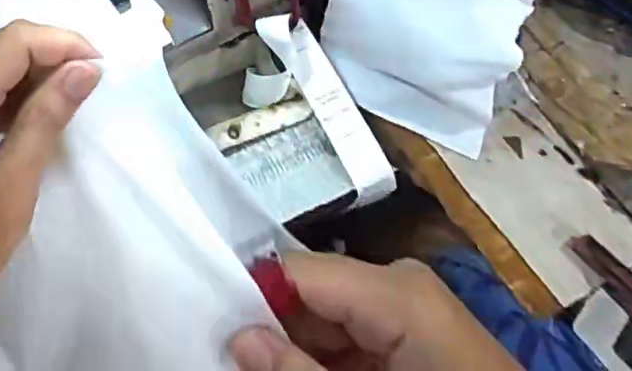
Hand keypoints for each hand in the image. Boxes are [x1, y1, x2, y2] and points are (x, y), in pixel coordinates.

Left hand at [0, 22, 101, 370]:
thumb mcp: (8, 193)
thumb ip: (45, 121)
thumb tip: (86, 68)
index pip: (15, 40)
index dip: (63, 43)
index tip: (104, 70)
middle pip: (5, 45)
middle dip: (53, 56)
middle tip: (93, 91)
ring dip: (37, 76)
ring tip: (73, 107)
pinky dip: (16, 95)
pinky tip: (37, 122)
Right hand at [230, 253, 520, 370]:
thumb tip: (239, 336)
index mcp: (397, 288)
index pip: (298, 269)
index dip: (254, 295)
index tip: (217, 325)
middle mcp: (400, 283)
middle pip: (311, 292)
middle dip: (275, 328)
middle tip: (236, 357)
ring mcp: (408, 309)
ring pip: (327, 318)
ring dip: (297, 348)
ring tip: (262, 365)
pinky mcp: (413, 335)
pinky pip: (353, 338)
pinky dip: (326, 360)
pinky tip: (301, 369)